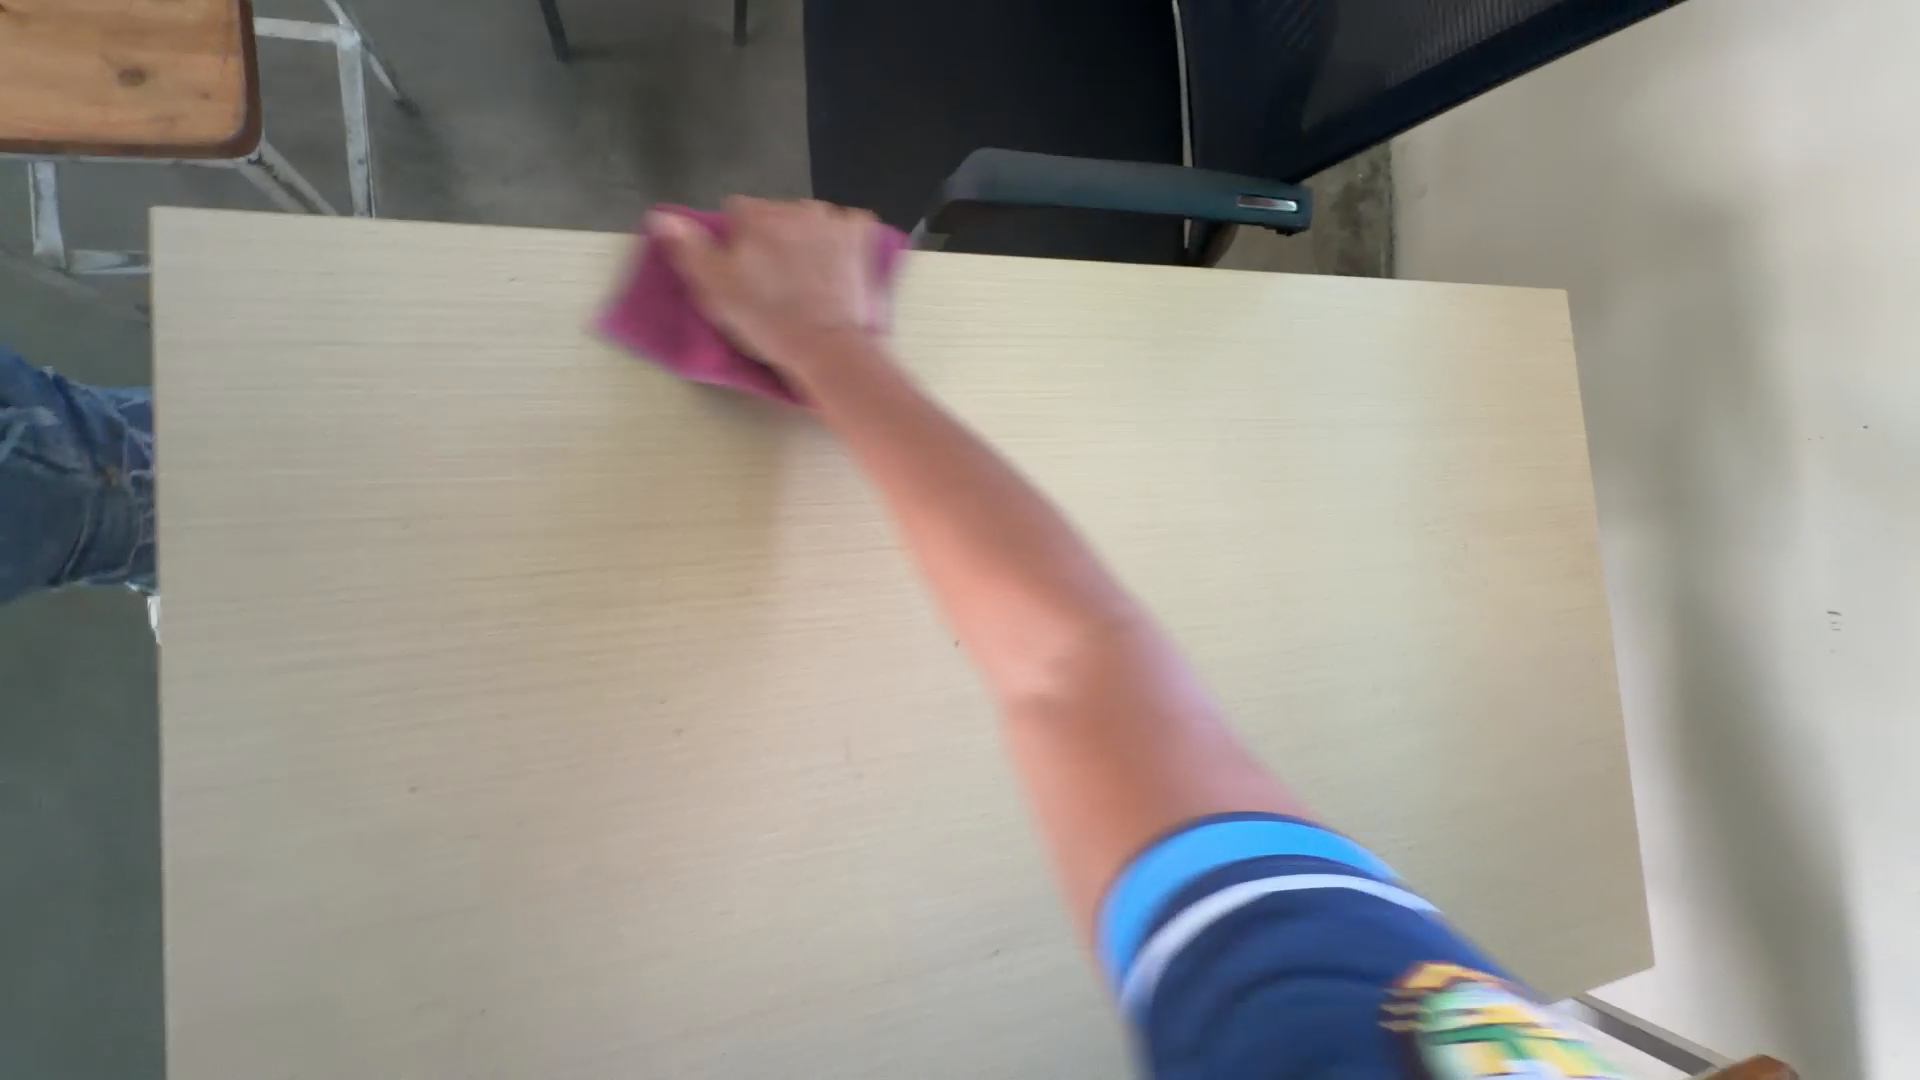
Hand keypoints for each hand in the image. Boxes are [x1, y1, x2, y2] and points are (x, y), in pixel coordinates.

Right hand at [650, 197, 889, 379]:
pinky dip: (843, 243)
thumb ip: (688, 249)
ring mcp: (832, 220)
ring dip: (808, 241)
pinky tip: (837, 268)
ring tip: (808, 282)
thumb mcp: (715, 290)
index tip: (745, 273)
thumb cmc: (767, 320)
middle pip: (776, 216)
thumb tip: (661, 216)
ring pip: (811, 222)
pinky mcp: (861, 238)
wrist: (827, 347)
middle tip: (777, 282)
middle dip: (774, 239)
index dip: (738, 243)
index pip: (736, 213)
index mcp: (754, 214)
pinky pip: (849, 229)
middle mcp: (793, 207)